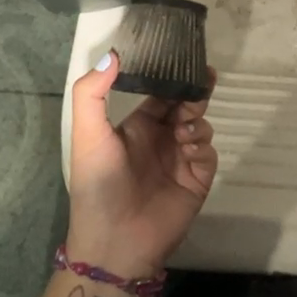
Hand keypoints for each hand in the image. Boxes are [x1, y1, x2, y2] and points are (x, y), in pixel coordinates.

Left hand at [65, 52, 217, 279]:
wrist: (115, 243)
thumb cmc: (98, 185)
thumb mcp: (87, 136)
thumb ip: (92, 94)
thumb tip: (114, 54)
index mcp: (137, 126)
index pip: (161, 93)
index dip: (174, 78)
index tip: (188, 59)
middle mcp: (160, 139)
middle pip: (186, 105)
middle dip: (194, 93)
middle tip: (203, 82)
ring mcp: (180, 159)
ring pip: (200, 125)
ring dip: (196, 121)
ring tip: (184, 131)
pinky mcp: (197, 180)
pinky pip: (208, 153)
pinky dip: (202, 147)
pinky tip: (188, 152)